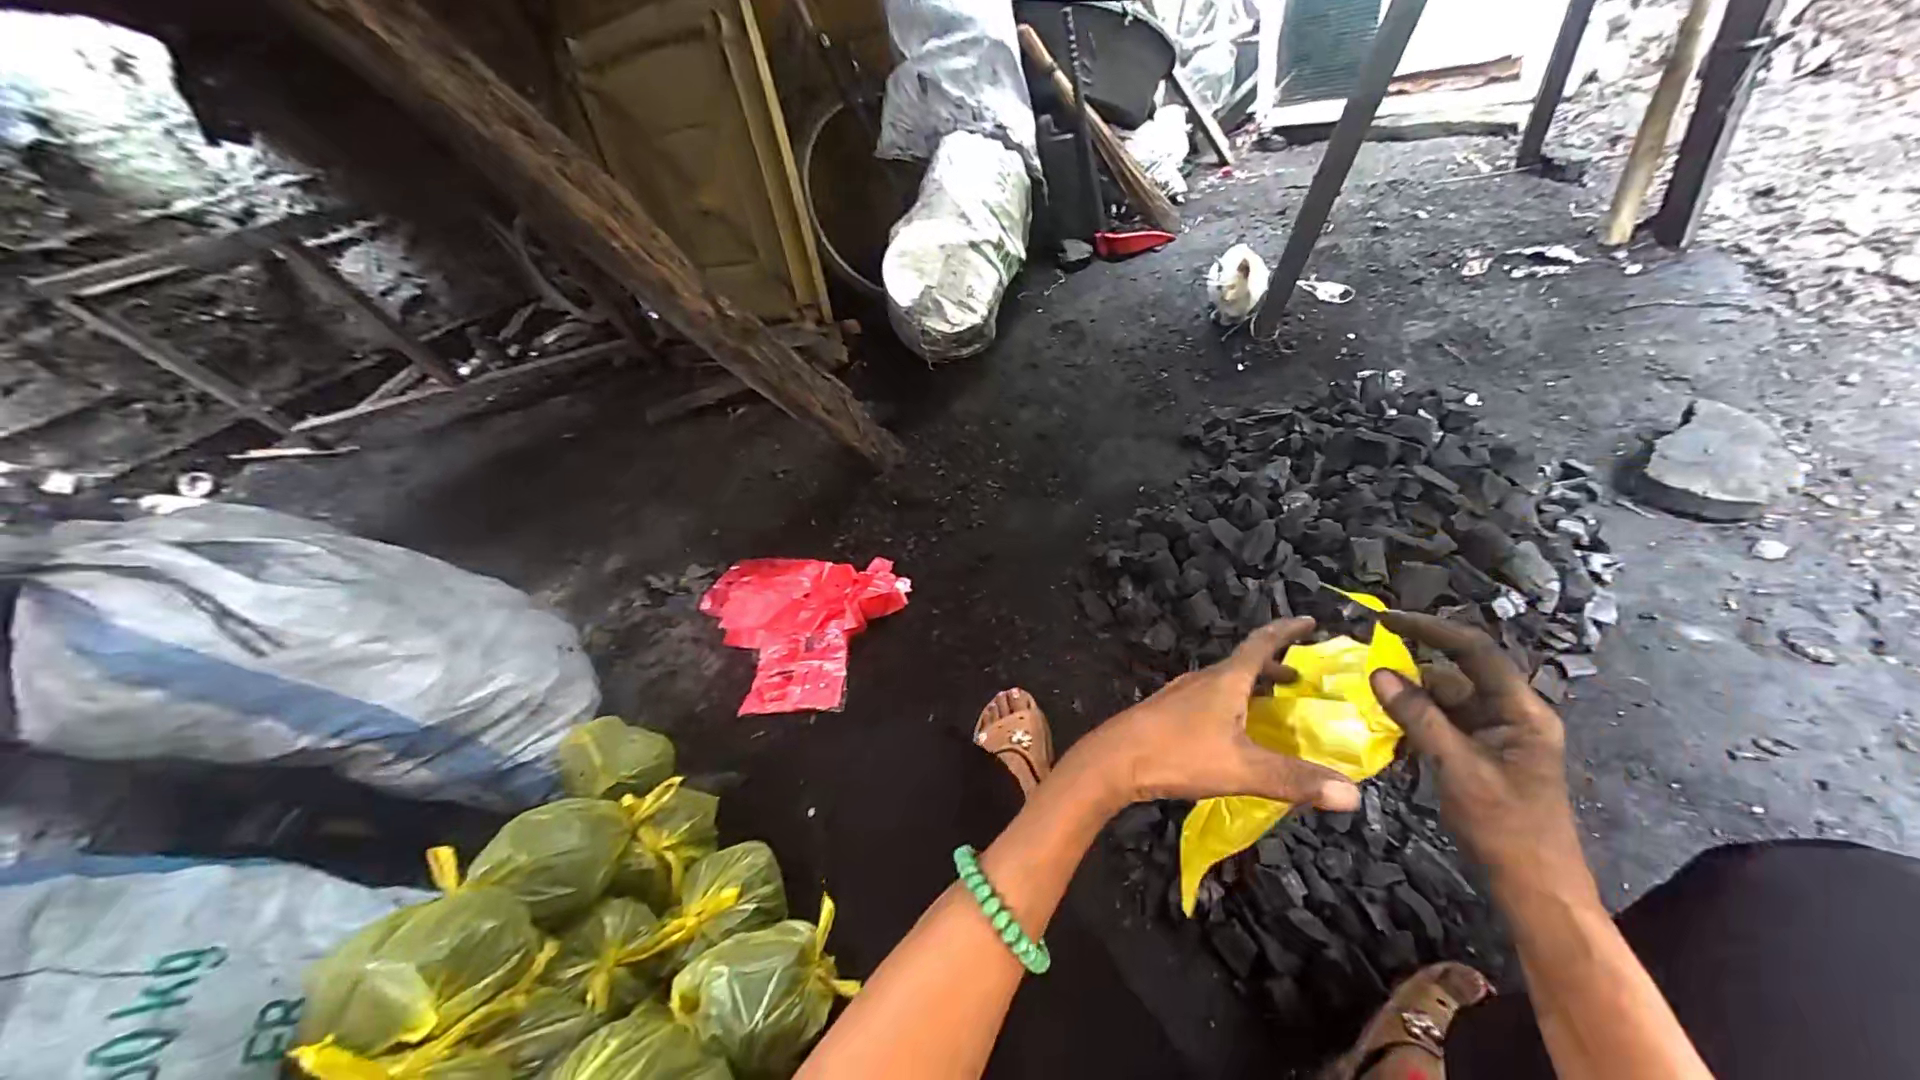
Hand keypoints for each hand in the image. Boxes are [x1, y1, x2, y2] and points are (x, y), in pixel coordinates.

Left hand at [1067, 618, 1361, 812]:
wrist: (1113, 760)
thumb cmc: (1178, 754)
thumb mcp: (1242, 769)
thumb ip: (1294, 779)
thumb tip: (1352, 795)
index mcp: (1225, 680)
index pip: (1261, 643)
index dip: (1287, 631)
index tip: (1309, 622)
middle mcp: (1203, 680)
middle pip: (1243, 663)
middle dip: (1274, 665)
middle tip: (1300, 676)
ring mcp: (1181, 695)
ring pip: (1224, 682)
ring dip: (1252, 686)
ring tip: (1273, 703)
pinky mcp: (1167, 712)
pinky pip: (1209, 699)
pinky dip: (1231, 703)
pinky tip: (1232, 730)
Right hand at [1368, 611, 1587, 892]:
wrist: (1534, 887)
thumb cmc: (1505, 827)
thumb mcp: (1457, 768)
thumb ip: (1418, 717)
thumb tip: (1379, 673)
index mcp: (1521, 711)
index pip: (1475, 651)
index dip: (1431, 629)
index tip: (1385, 620)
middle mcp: (1509, 713)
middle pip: (1455, 672)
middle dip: (1410, 665)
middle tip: (1363, 661)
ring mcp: (1494, 733)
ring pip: (1443, 697)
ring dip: (1407, 696)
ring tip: (1366, 697)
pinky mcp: (1478, 751)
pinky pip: (1440, 721)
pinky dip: (1413, 719)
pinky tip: (1386, 726)